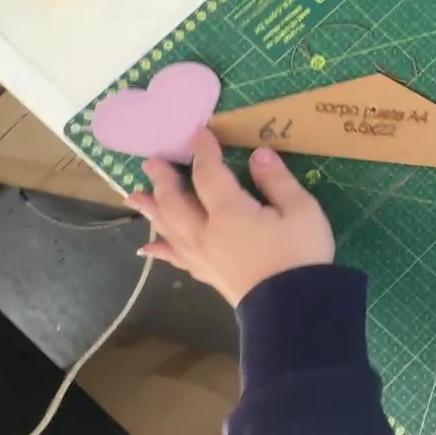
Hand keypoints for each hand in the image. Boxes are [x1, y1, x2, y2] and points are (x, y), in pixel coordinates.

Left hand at [126, 129, 335, 306]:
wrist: (291, 302)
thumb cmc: (300, 250)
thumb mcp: (301, 208)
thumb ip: (277, 181)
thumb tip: (258, 154)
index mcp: (230, 212)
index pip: (211, 175)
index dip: (204, 152)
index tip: (198, 132)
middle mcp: (206, 231)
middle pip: (178, 201)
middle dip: (165, 179)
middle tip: (151, 161)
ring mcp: (202, 254)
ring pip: (169, 227)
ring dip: (152, 209)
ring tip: (134, 195)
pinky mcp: (207, 271)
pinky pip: (175, 256)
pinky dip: (161, 247)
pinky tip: (149, 245)